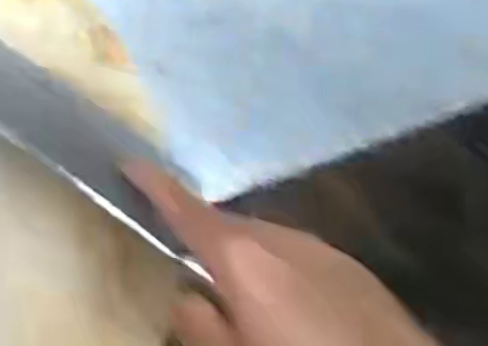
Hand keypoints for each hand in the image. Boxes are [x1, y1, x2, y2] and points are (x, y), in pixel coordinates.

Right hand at [126, 162, 437, 345]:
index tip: (125, 162)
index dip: (147, 181)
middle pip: (223, 225)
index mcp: (239, 255)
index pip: (179, 203)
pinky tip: (303, 318)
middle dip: (206, 242)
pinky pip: (302, 261)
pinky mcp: (362, 276)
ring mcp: (324, 252)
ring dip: (250, 261)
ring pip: (265, 242)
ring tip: (254, 306)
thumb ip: (197, 324)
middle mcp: (277, 237)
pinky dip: (287, 276)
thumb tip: (187, 295)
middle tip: (198, 277)